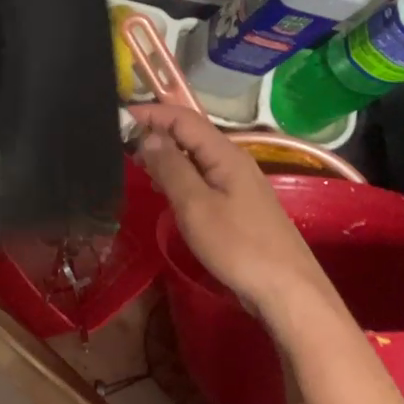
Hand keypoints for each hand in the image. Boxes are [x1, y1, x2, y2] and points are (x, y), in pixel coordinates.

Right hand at [128, 104, 334, 319]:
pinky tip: (164, 190)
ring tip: (135, 164)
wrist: (286, 290)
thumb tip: (149, 136)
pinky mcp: (238, 205)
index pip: (184, 118)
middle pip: (191, 134)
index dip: (151, 113)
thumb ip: (170, 167)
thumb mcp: (195, 205)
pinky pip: (202, 177)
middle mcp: (234, 162)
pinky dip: (178, 175)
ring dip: (166, 154)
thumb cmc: (238, 246)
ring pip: (196, 157)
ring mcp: (239, 184)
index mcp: (225, 155)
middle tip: (120, 144)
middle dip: (156, 131)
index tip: (117, 118)